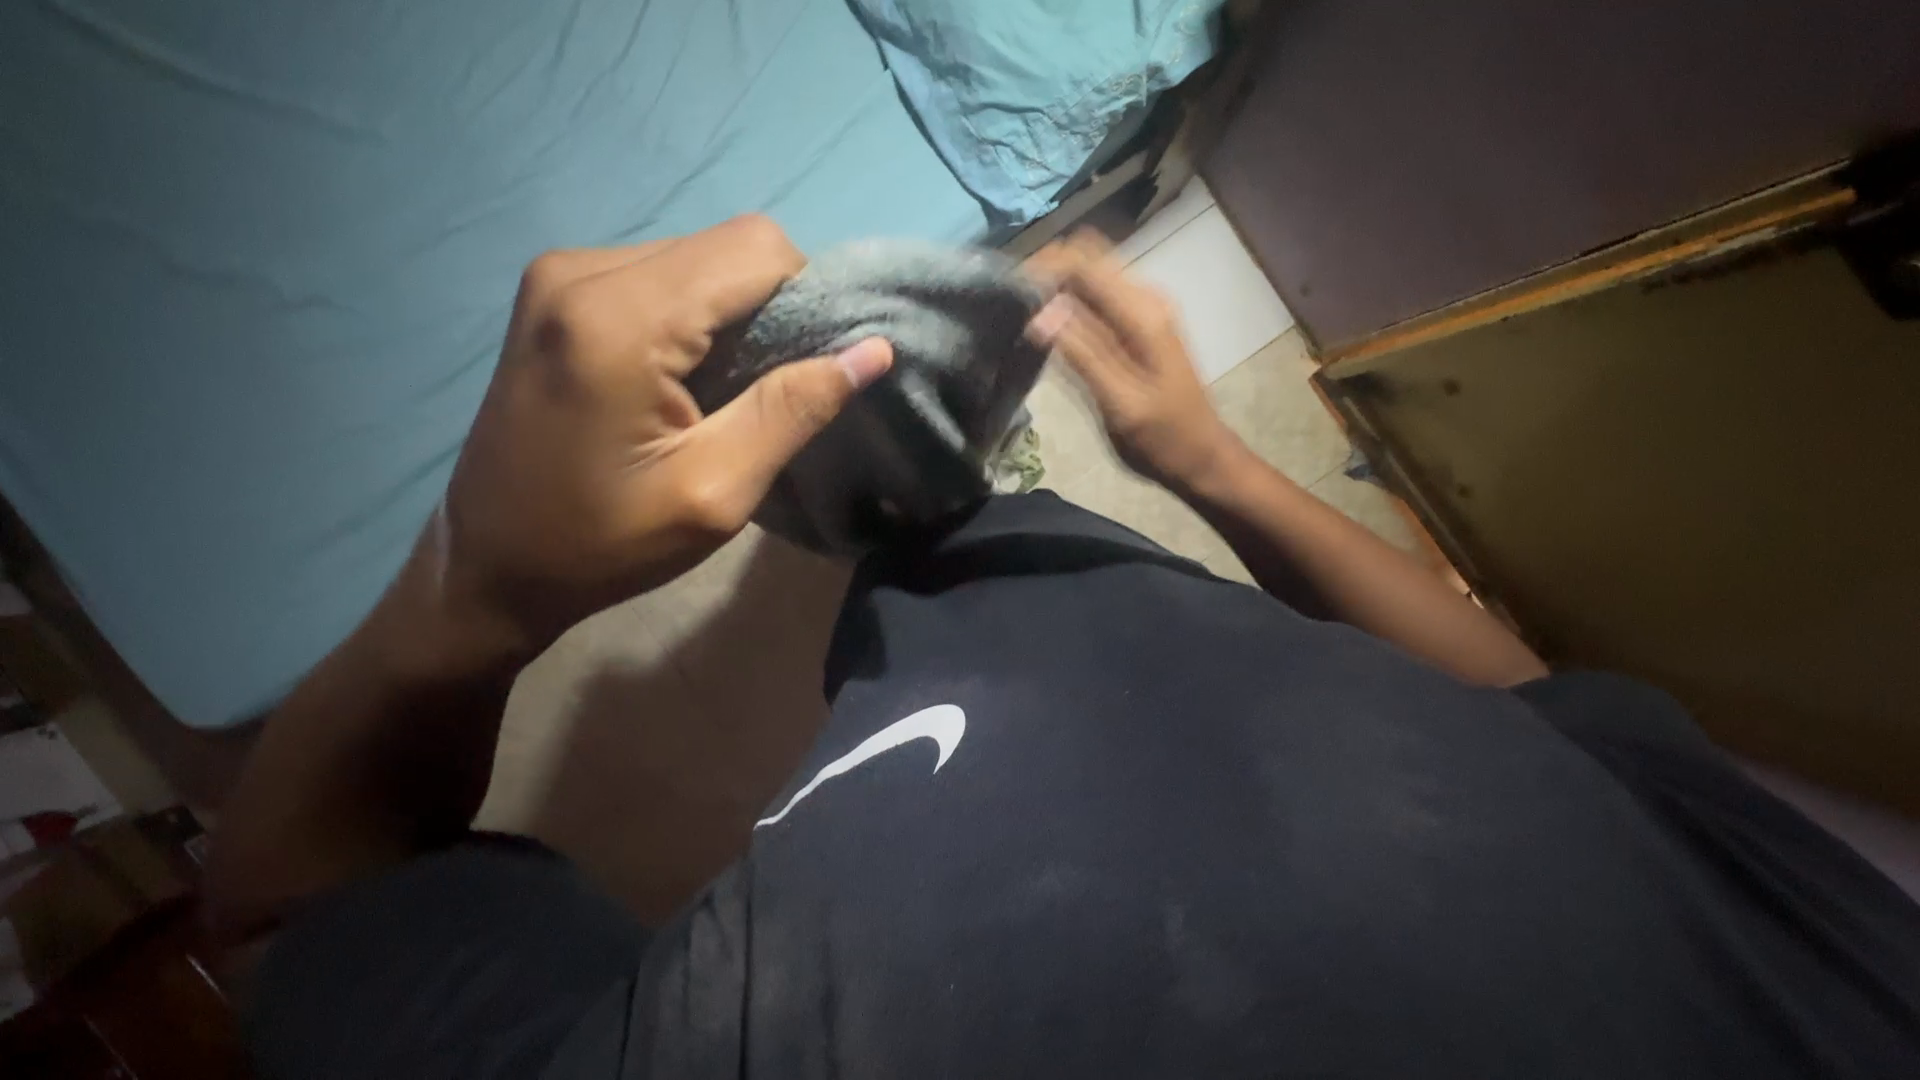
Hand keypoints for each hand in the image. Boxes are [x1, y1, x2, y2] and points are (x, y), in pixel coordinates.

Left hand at [436, 215, 892, 650]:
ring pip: (698, 256)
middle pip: (728, 245)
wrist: (489, 564)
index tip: (805, 374)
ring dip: (733, 313)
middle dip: (771, 307)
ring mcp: (562, 273)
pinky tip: (681, 377)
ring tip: (721, 392)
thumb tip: (873, 350)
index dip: (807, 299)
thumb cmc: (604, 543)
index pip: (758, 250)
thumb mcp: (715, 493)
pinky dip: (695, 316)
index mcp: (621, 319)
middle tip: (765, 391)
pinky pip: (661, 273)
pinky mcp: (556, 289)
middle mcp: (583, 270)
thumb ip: (794, 410)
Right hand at [1023, 230, 1242, 490]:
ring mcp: (1145, 310)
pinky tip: (1053, 331)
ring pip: (1092, 276)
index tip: (1010, 290)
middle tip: (1014, 306)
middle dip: (1049, 273)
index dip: (1044, 266)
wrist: (1202, 456)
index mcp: (1142, 314)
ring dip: (1058, 288)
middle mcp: (1146, 299)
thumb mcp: (1119, 403)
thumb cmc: (1162, 438)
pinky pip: (1099, 298)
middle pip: (1088, 259)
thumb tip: (1040, 313)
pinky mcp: (1140, 326)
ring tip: (1026, 318)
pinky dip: (1073, 304)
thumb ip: (1082, 356)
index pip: (1084, 263)